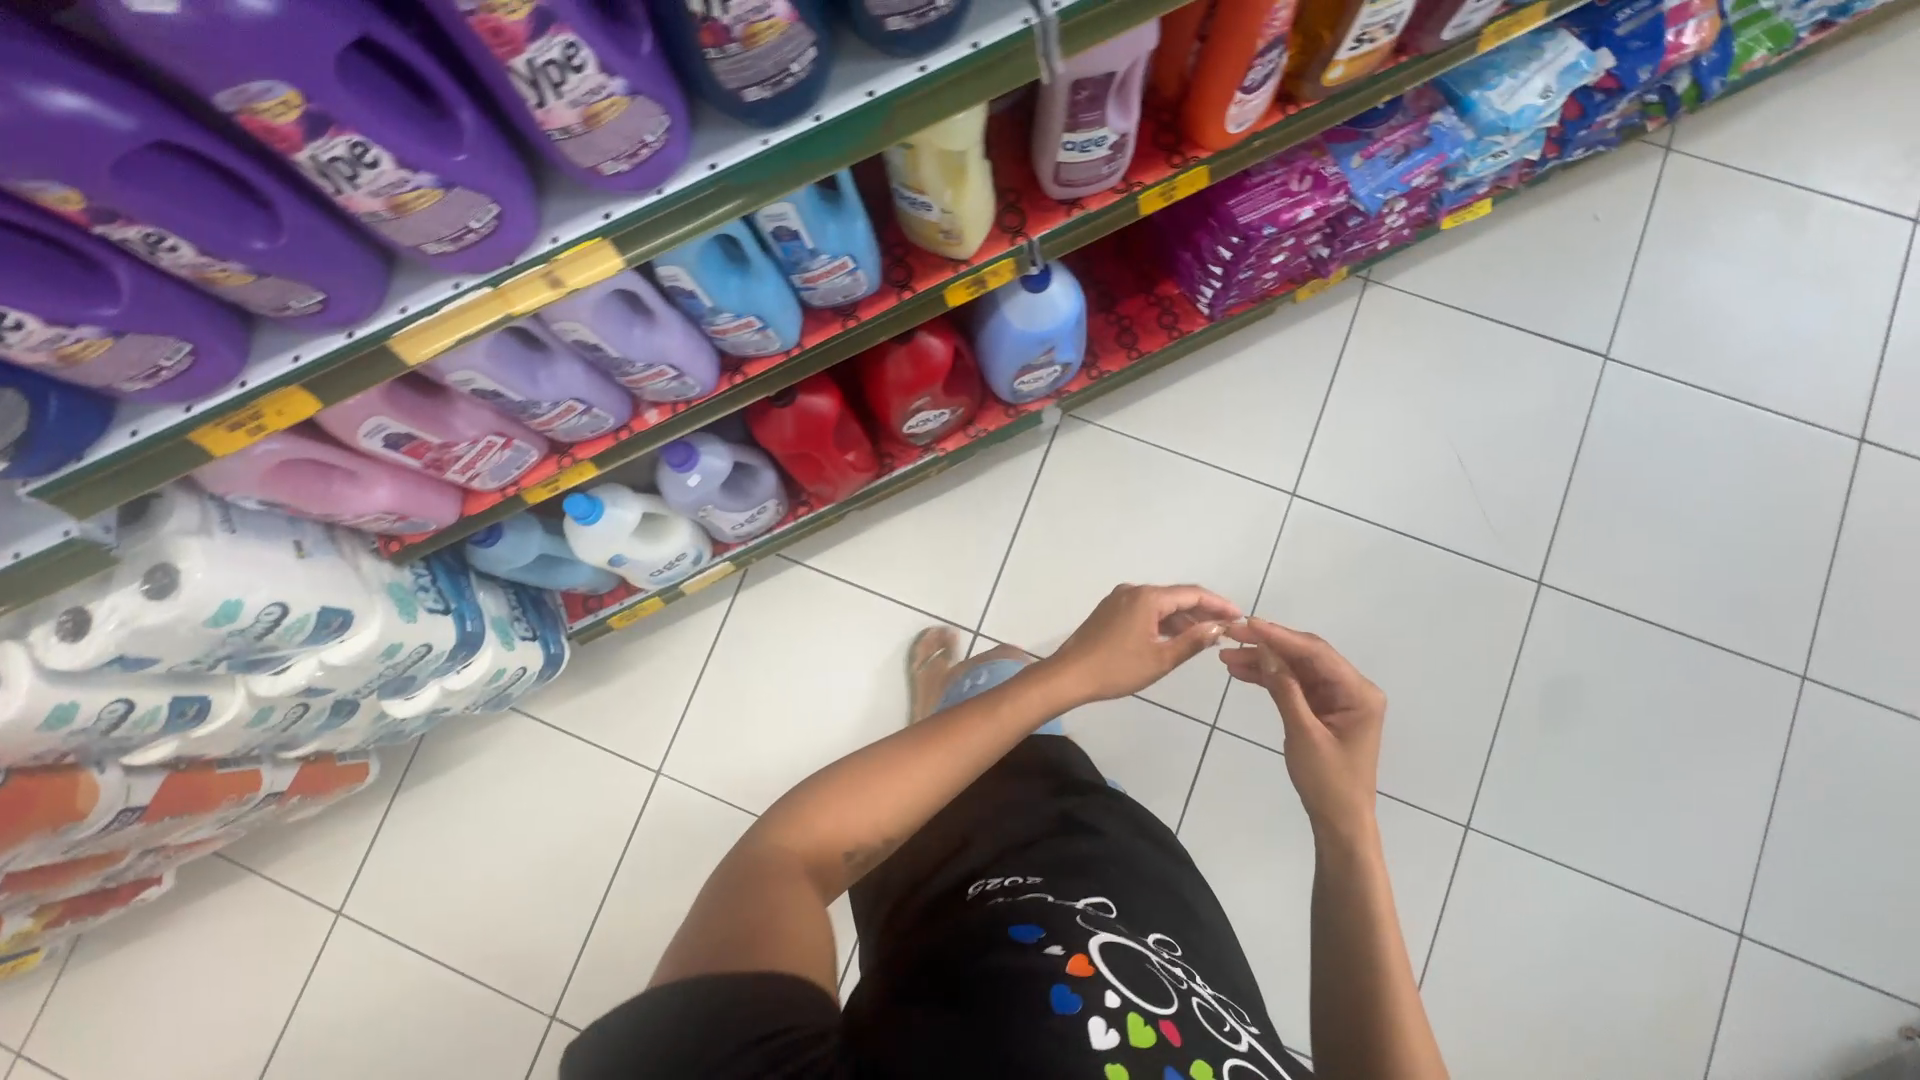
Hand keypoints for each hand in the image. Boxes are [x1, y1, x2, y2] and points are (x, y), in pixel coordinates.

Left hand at [1041, 584, 1241, 704]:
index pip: (1192, 593)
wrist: (1069, 676)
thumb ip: (1192, 641)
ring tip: (1206, 636)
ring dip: (1182, 618)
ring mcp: (1118, 599)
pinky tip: (1176, 637)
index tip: (1238, 616)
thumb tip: (1217, 627)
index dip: (1218, 604)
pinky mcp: (1109, 611)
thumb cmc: (1117, 669)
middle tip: (1227, 628)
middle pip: (1176, 597)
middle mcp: (1133, 591)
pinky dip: (1163, 622)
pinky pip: (1145, 611)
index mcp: (1147, 597)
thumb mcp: (1161, 659)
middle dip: (1202, 611)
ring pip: (1160, 605)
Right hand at [1220, 619, 1385, 839]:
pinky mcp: (1323, 709)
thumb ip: (1284, 689)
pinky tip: (1242, 672)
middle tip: (1231, 636)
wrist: (1339, 821)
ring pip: (1297, 669)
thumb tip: (1264, 651)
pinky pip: (1295, 685)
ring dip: (1264, 662)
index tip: (1247, 624)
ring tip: (1227, 657)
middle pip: (1306, 656)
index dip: (1279, 636)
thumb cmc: (1328, 781)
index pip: (1315, 653)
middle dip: (1268, 645)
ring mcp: (1337, 699)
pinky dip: (1270, 679)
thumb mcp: (1303, 734)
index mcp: (1358, 692)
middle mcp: (1352, 689)